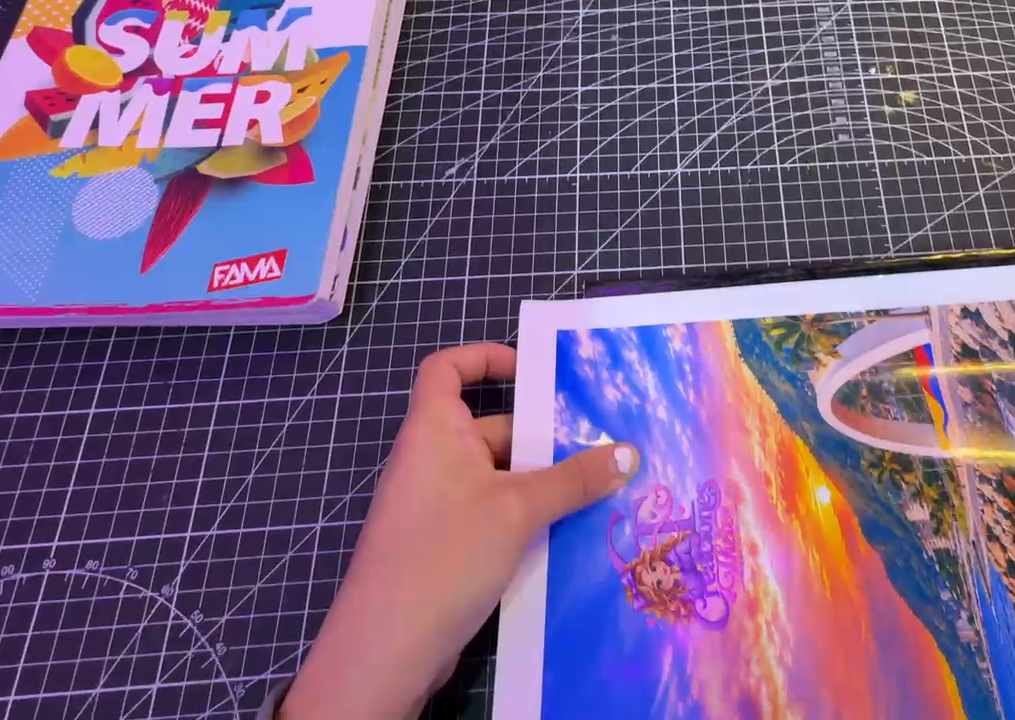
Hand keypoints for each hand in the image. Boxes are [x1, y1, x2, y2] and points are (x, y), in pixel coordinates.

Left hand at [281, 344, 637, 719]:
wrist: (384, 656)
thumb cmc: (445, 555)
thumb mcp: (519, 509)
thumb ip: (576, 478)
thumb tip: (630, 452)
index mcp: (434, 429)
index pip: (446, 368)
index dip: (484, 357)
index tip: (531, 369)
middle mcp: (432, 458)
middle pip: (492, 427)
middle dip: (543, 436)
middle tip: (600, 445)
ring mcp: (437, 505)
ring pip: (499, 475)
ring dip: (543, 482)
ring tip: (599, 488)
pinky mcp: (445, 545)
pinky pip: (493, 512)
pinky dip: (527, 516)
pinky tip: (570, 532)